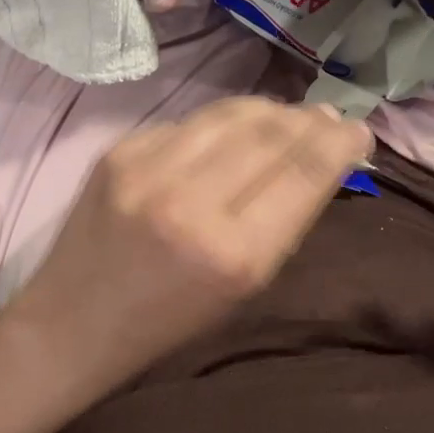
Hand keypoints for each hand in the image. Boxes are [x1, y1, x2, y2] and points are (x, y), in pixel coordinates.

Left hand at [10, 98, 372, 386]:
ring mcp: (147, 167)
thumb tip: (320, 158)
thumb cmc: (169, 322)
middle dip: (309, 121)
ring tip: (290, 115)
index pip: (302, 173)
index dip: (338, 145)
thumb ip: (281, 221)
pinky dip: (220, 124)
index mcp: (232, 252)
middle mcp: (190, 200)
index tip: (360, 130)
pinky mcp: (119, 149)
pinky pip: (187, 123)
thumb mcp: (243, 287)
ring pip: (229, 114)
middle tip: (330, 117)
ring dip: (269, 110)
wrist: (73, 321)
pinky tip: (232, 131)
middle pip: (269, 133)